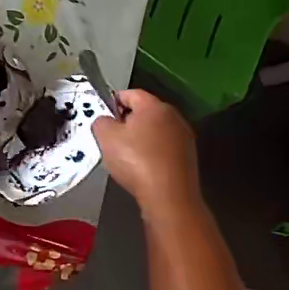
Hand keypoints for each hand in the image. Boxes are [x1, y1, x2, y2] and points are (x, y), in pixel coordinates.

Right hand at [92, 88, 201, 219]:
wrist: (168, 196)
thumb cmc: (135, 161)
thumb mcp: (105, 138)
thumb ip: (100, 121)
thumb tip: (105, 120)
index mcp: (154, 106)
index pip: (130, 93)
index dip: (113, 101)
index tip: (103, 116)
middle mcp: (174, 117)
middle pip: (144, 112)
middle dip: (126, 121)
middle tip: (111, 138)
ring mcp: (184, 137)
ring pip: (155, 130)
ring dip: (139, 138)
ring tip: (126, 157)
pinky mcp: (188, 157)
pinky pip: (163, 148)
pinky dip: (151, 153)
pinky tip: (142, 169)